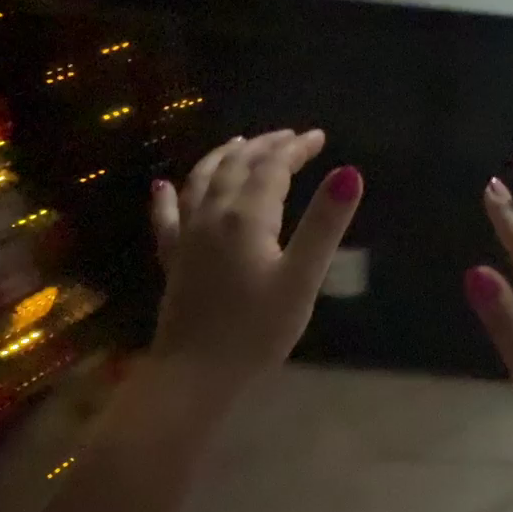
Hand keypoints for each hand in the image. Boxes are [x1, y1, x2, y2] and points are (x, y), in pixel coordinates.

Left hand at [150, 129, 362, 402]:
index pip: (272, 168)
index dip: (295, 149)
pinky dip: (168, 197)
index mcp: (246, 217)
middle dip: (264, 146)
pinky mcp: (174, 260)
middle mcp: (212, 215)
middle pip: (236, 166)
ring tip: (238, 143)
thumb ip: (324, 224)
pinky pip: (167, 218)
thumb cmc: (257, 330)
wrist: (195, 374)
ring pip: (202, 181)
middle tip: (290, 137)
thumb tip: (349, 173)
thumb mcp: (302, 278)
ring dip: (223, 157)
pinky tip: (162, 186)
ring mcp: (188, 236)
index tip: (318, 136)